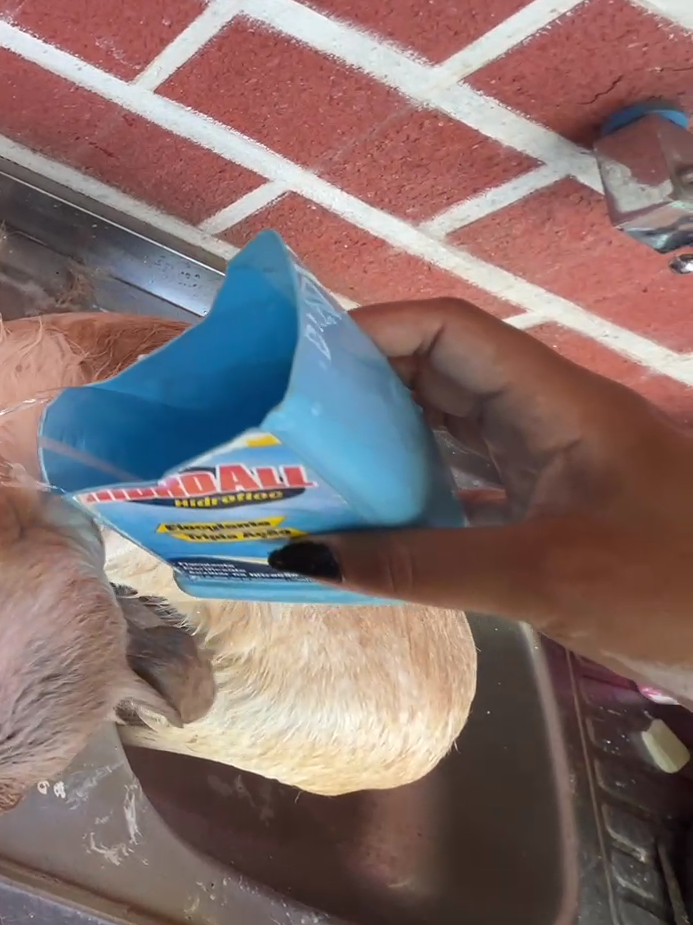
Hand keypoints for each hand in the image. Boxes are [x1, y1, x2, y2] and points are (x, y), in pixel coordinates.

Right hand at [269, 298, 692, 693]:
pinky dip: (393, 477)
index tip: (292, 362)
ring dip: (365, 432)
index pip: (446, 330)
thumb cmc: (690, 595)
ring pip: (434, 420)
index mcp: (556, 404)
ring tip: (294, 452)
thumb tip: (291, 554)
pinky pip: (447, 469)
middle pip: (428, 369)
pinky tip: (350, 503)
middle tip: (274, 412)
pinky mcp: (537, 500)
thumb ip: (414, 565)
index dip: (368, 329)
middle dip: (347, 382)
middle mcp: (542, 417)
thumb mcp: (545, 578)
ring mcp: (541, 459)